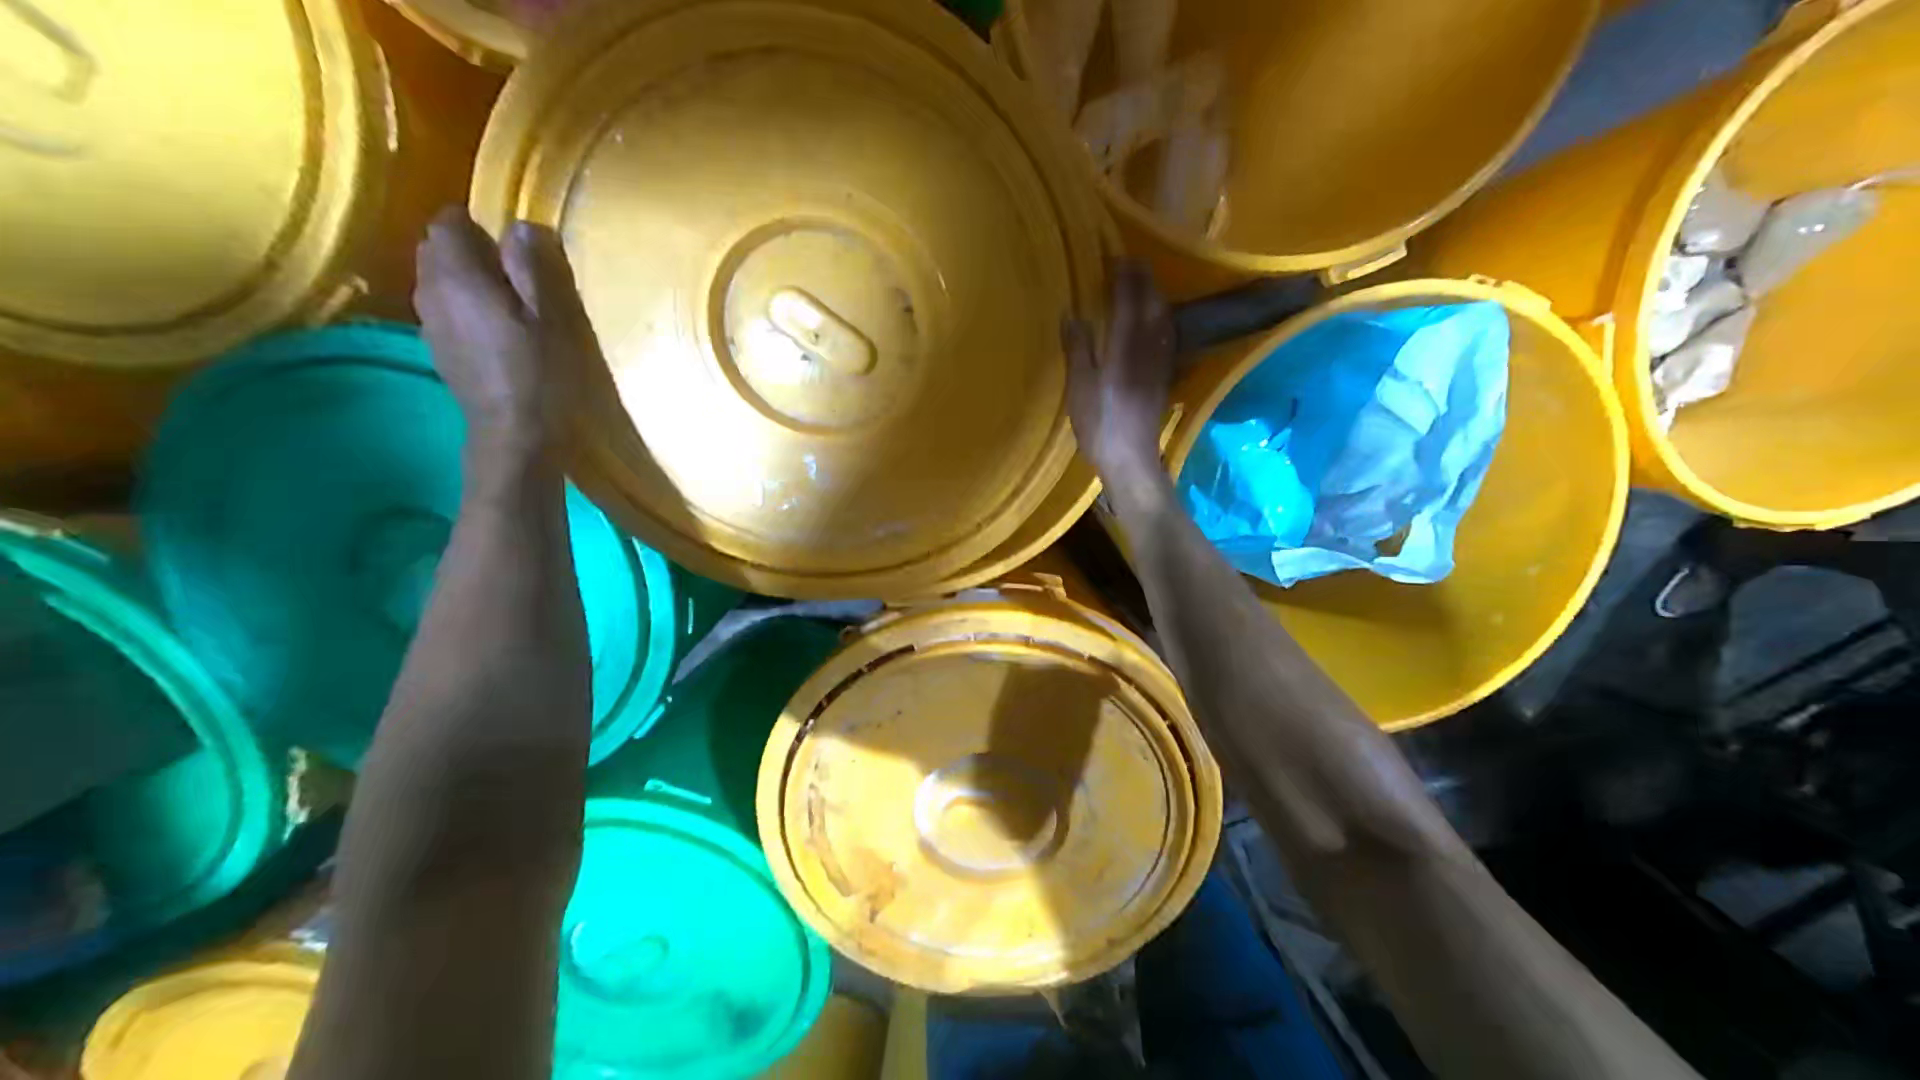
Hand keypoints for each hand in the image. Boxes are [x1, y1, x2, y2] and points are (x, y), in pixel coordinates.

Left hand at [413, 207, 600, 450]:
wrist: (515, 434)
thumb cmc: (542, 372)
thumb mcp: (554, 316)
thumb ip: (535, 265)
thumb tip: (521, 226)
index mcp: (457, 274)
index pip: (450, 222)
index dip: (481, 226)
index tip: (516, 248)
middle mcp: (430, 290)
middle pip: (437, 250)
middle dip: (471, 251)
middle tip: (518, 276)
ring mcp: (428, 323)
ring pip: (439, 282)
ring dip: (467, 282)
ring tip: (509, 305)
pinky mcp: (438, 351)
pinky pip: (445, 312)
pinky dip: (465, 311)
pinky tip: (496, 335)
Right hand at [1064, 260, 1176, 484]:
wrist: (1131, 457)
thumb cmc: (1099, 424)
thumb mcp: (1080, 387)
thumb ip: (1078, 348)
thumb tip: (1073, 314)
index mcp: (1125, 346)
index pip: (1129, 300)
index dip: (1124, 276)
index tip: (1115, 258)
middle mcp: (1148, 347)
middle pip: (1153, 303)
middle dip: (1144, 280)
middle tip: (1131, 264)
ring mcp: (1160, 361)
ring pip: (1164, 317)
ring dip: (1155, 296)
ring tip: (1142, 285)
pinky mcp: (1164, 376)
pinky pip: (1167, 335)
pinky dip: (1160, 318)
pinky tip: (1154, 320)